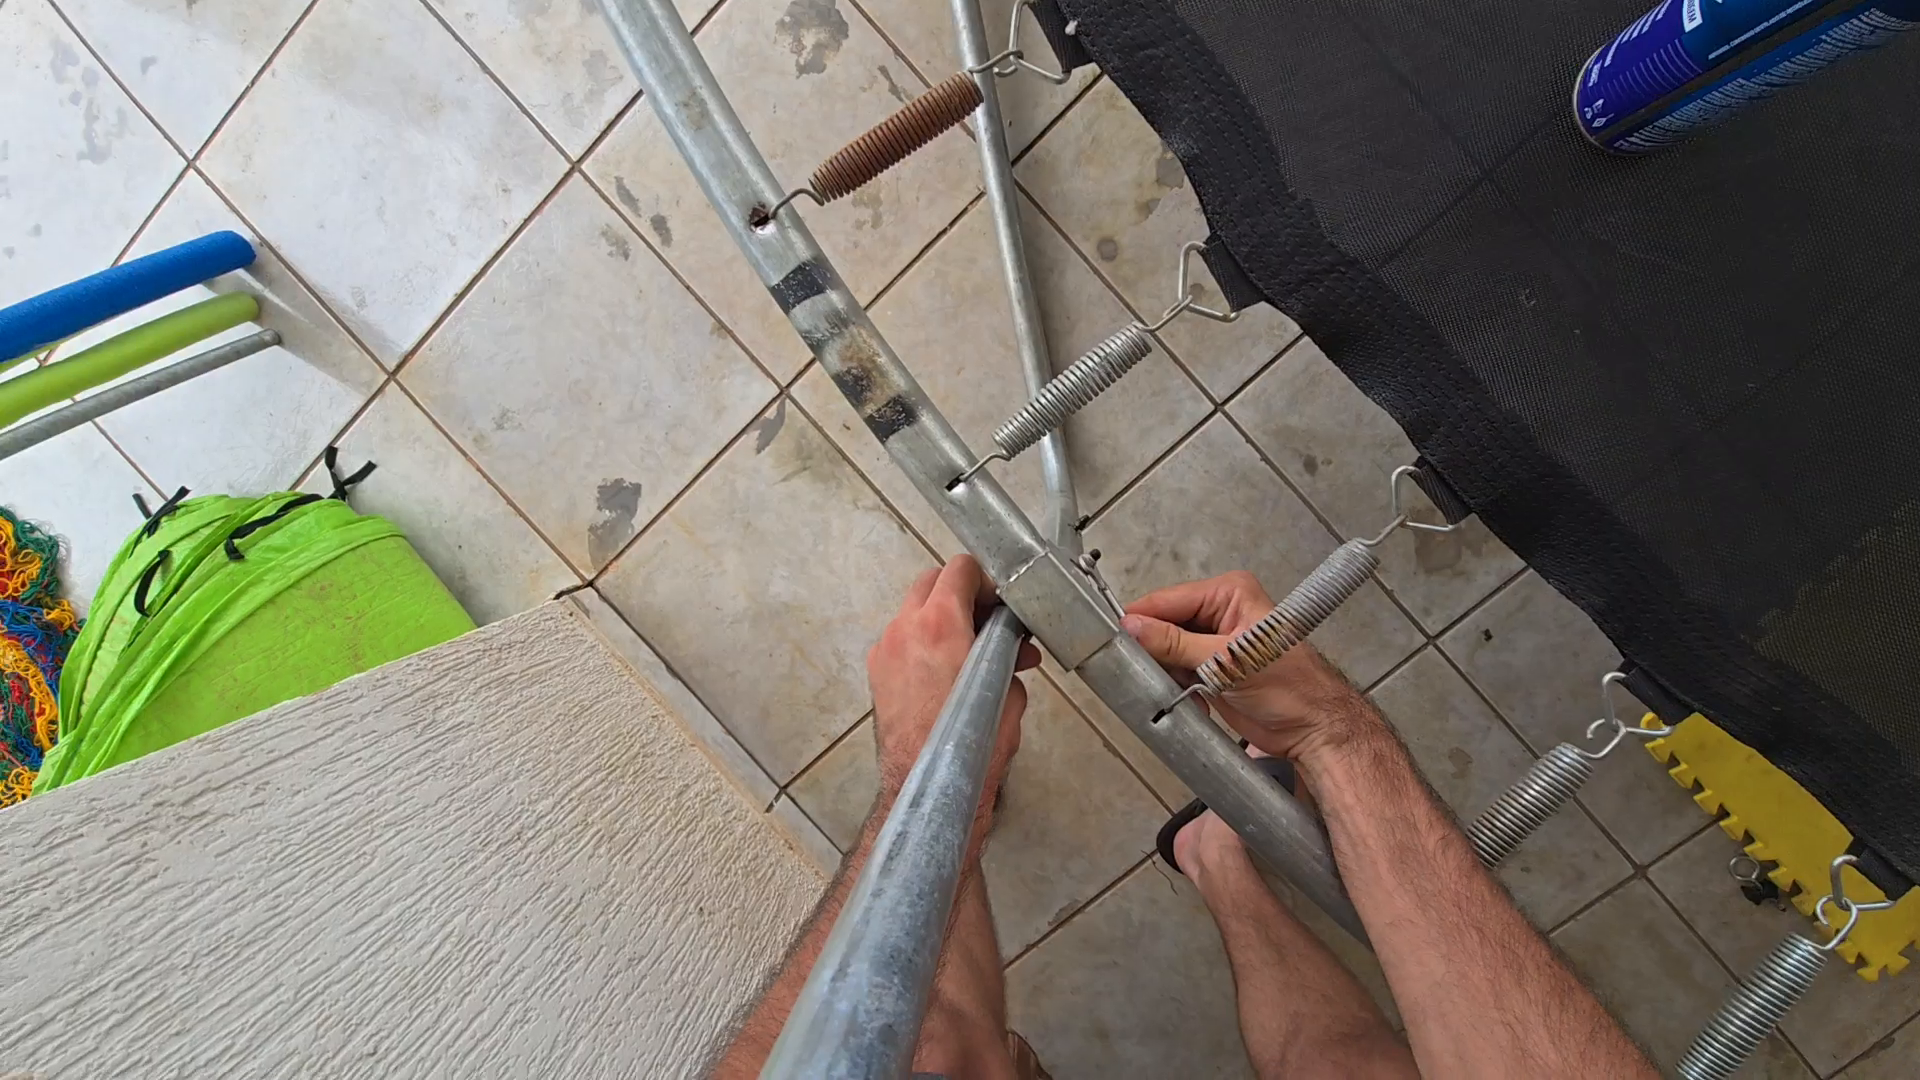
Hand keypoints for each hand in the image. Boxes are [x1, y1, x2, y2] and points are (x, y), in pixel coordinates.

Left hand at [867, 557, 1037, 836]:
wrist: (929, 787)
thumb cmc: (972, 744)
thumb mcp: (1009, 691)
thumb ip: (1006, 653)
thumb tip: (1008, 647)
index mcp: (940, 623)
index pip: (960, 569)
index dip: (987, 580)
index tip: (1003, 602)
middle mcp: (905, 628)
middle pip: (932, 582)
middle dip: (964, 595)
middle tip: (991, 621)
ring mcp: (885, 649)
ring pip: (916, 611)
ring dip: (945, 619)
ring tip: (975, 652)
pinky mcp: (876, 672)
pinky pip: (903, 639)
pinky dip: (926, 642)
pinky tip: (950, 671)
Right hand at [1121, 571, 1378, 765]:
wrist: (1313, 731)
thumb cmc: (1289, 687)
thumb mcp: (1226, 660)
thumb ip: (1174, 643)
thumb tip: (1132, 626)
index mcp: (1227, 593)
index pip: (1168, 599)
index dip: (1141, 619)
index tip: (1115, 638)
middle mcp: (1218, 610)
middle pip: (1164, 624)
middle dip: (1156, 650)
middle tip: (1149, 671)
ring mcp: (1212, 640)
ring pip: (1166, 649)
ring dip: (1167, 672)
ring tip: (1180, 690)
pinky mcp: (1209, 666)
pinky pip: (1175, 669)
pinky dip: (1175, 686)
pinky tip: (1191, 700)